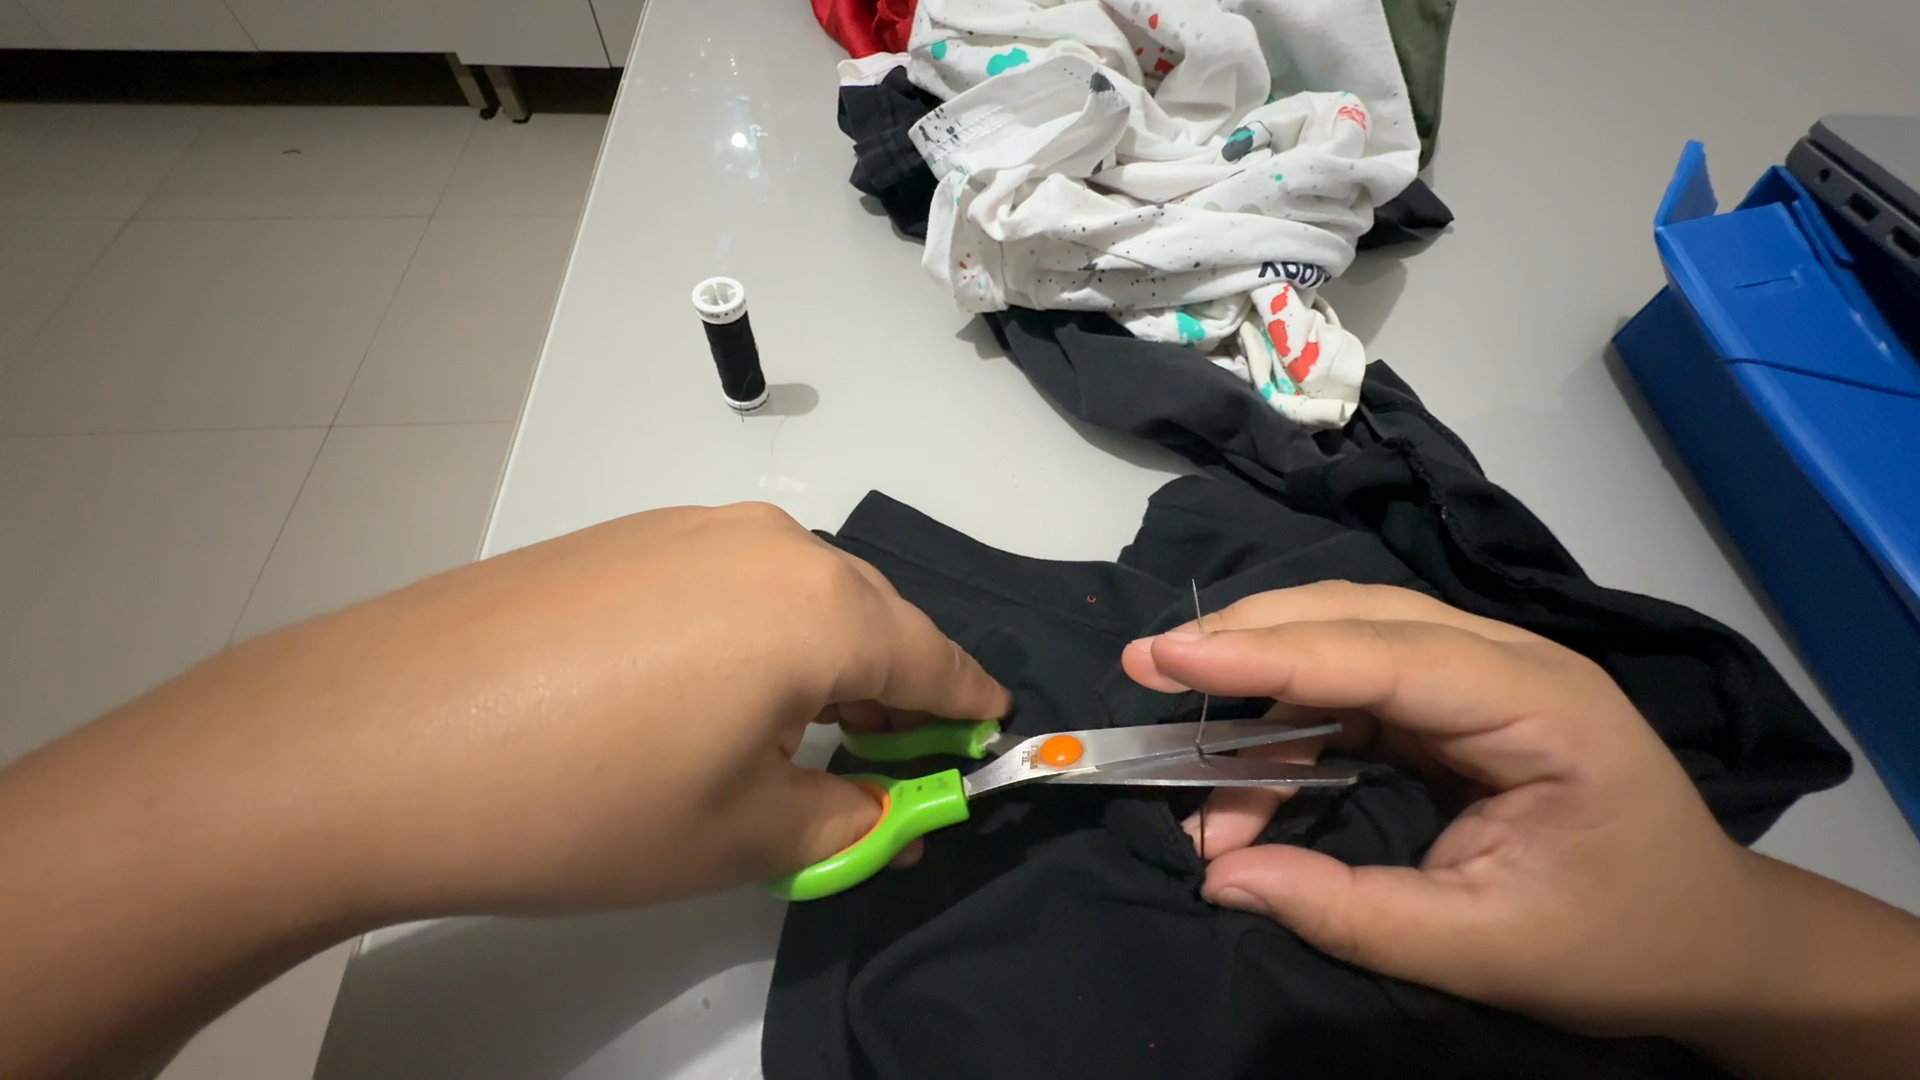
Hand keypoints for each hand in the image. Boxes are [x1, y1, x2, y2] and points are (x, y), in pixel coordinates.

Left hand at [0, 502, 1007, 1076]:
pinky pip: (742, 578)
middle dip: (898, 687)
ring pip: (808, 592)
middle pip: (876, 618)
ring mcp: (703, 526)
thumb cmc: (590, 801)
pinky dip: (765, 629)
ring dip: (829, 655)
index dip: (969, 707)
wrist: (377, 736)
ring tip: (798, 724)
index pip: (936, 661)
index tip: (984, 736)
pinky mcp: (641, 532)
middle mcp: (780, 545)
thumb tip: (903, 814)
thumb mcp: (745, 835)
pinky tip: (714, 681)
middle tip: (887, 754)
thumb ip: (854, 821)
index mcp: (825, 611)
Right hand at [1119, 582, 1919, 1065]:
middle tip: (1147, 665)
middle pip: (1344, 615)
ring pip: (1331, 633)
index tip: (1166, 658)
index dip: (1263, 654)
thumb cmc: (1622, 941)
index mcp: (1535, 704)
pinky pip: (1335, 679)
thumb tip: (1220, 877)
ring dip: (1249, 670)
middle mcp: (1495, 658)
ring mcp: (1463, 667)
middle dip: (1240, 639)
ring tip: (1176, 706)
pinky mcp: (1434, 693)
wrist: (1710, 936)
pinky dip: (1275, 711)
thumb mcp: (1487, 950)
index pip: (1376, 653)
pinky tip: (1236, 760)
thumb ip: (1348, 911)